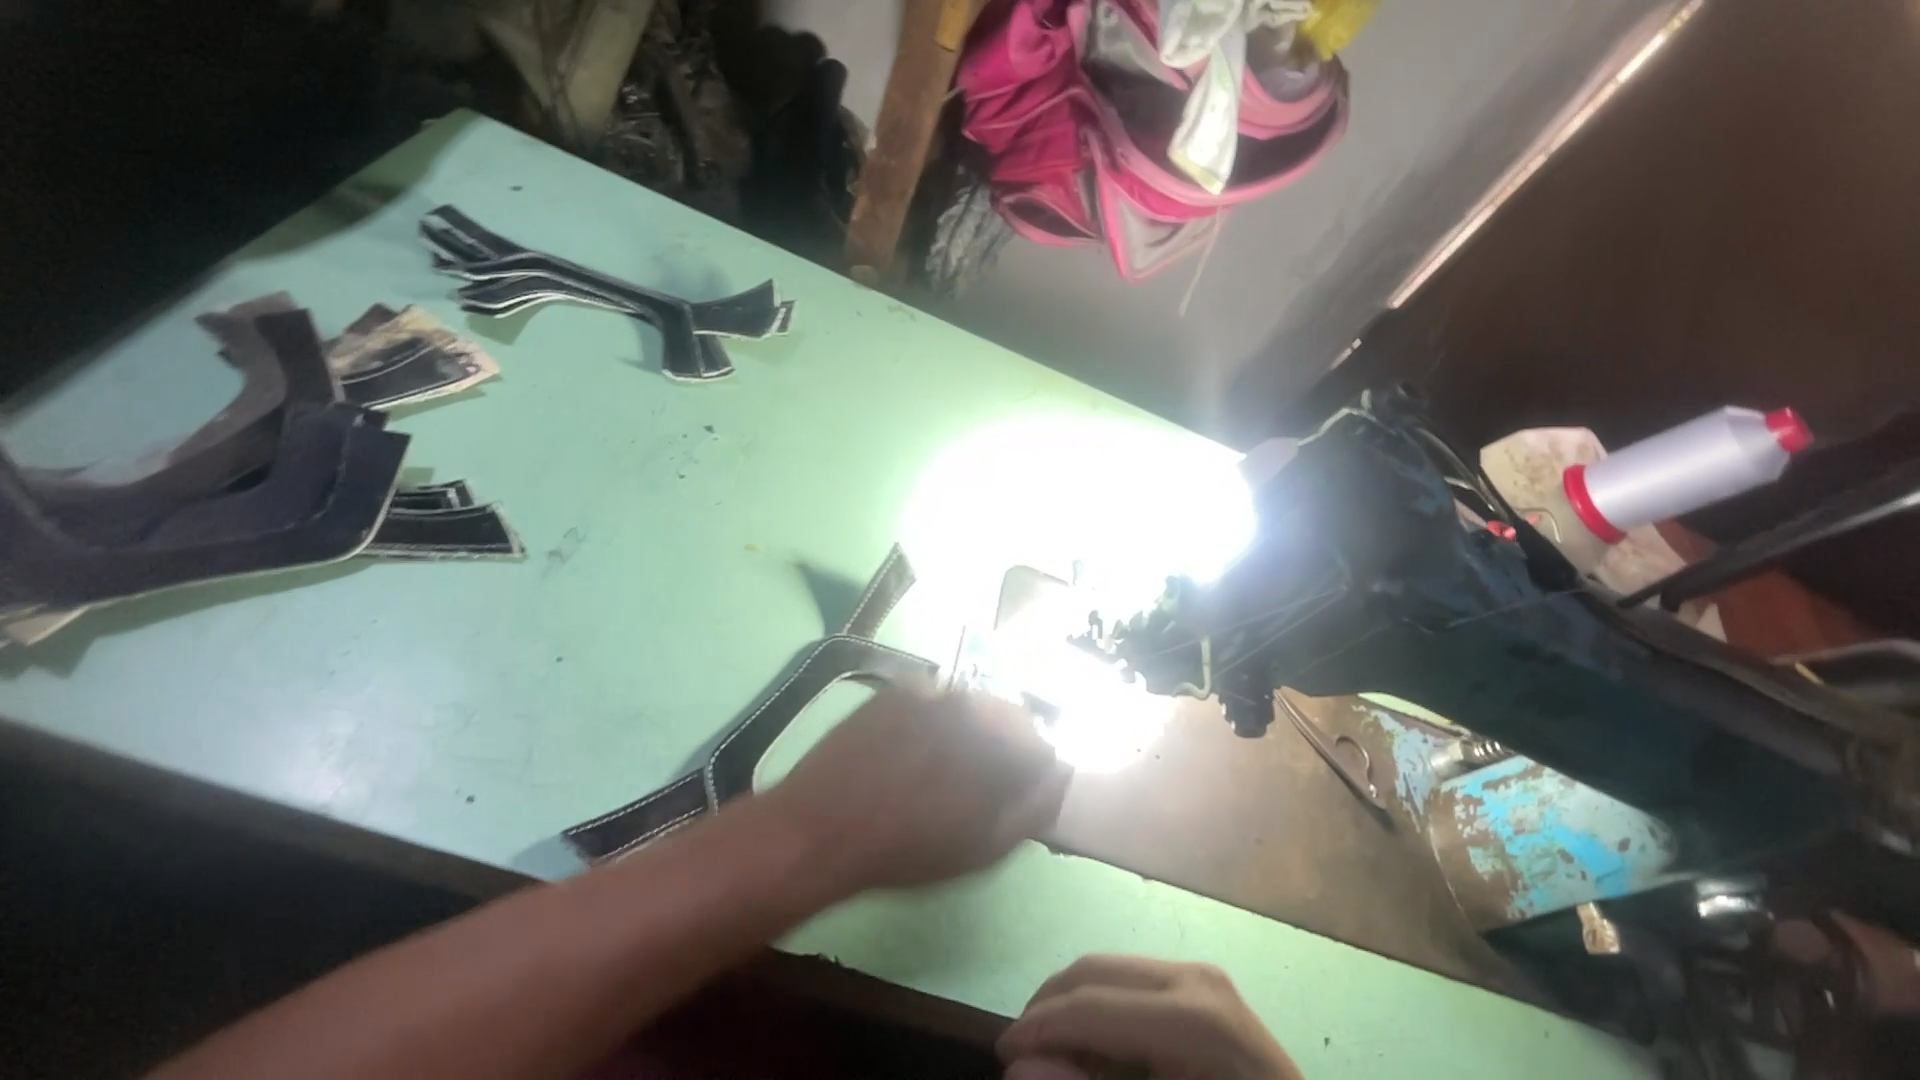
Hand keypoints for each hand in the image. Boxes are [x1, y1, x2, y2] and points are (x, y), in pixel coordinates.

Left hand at [763, 687, 1071, 891]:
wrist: (821, 828)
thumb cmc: (907, 849)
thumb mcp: (983, 847)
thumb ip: (1034, 808)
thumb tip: (1061, 776)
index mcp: (999, 743)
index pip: (1043, 748)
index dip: (1031, 776)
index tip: (1011, 798)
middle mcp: (970, 704)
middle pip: (1010, 719)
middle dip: (1006, 748)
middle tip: (978, 784)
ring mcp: (929, 692)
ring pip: (972, 706)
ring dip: (972, 731)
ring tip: (942, 768)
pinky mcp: (895, 691)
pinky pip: (933, 700)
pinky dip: (936, 720)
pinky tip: (911, 751)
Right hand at [998, 956, 1301, 1079]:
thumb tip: (1019, 1066)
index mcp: (1192, 1018)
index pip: (1090, 1006)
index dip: (1037, 1028)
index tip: (1000, 1056)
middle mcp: (1195, 979)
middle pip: (1093, 971)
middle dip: (1048, 1007)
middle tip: (1019, 1052)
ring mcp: (1203, 976)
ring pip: (1109, 969)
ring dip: (1072, 1004)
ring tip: (1052, 1050)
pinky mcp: (1205, 985)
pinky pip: (1132, 980)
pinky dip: (1101, 1006)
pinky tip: (1093, 1043)